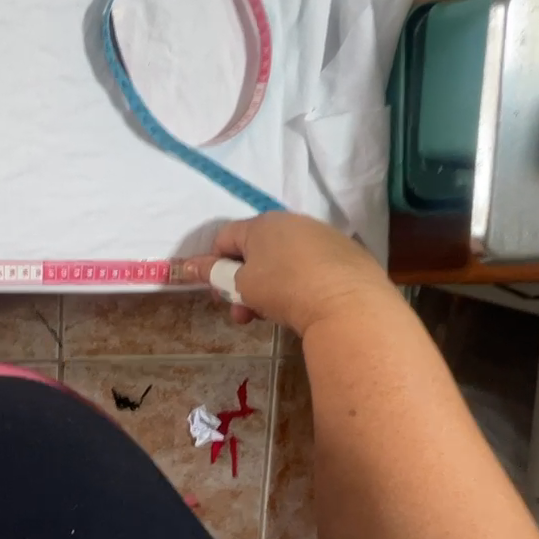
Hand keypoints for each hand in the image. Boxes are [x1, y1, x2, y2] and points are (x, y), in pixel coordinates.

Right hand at [184, 213, 397, 335]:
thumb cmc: (284, 289)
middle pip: (255, 252)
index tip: (219, 294)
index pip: (224, 238)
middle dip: (242, 284)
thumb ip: (213, 274)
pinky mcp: (349, 256)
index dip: (214, 266)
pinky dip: (299, 285)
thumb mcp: (240, 285)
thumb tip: (188, 265)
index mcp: (263, 223)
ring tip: (273, 316)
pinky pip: (311, 268)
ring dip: (268, 287)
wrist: (350, 305)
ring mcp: (325, 237)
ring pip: (283, 261)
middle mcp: (293, 222)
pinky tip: (304, 308)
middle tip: (243, 313)